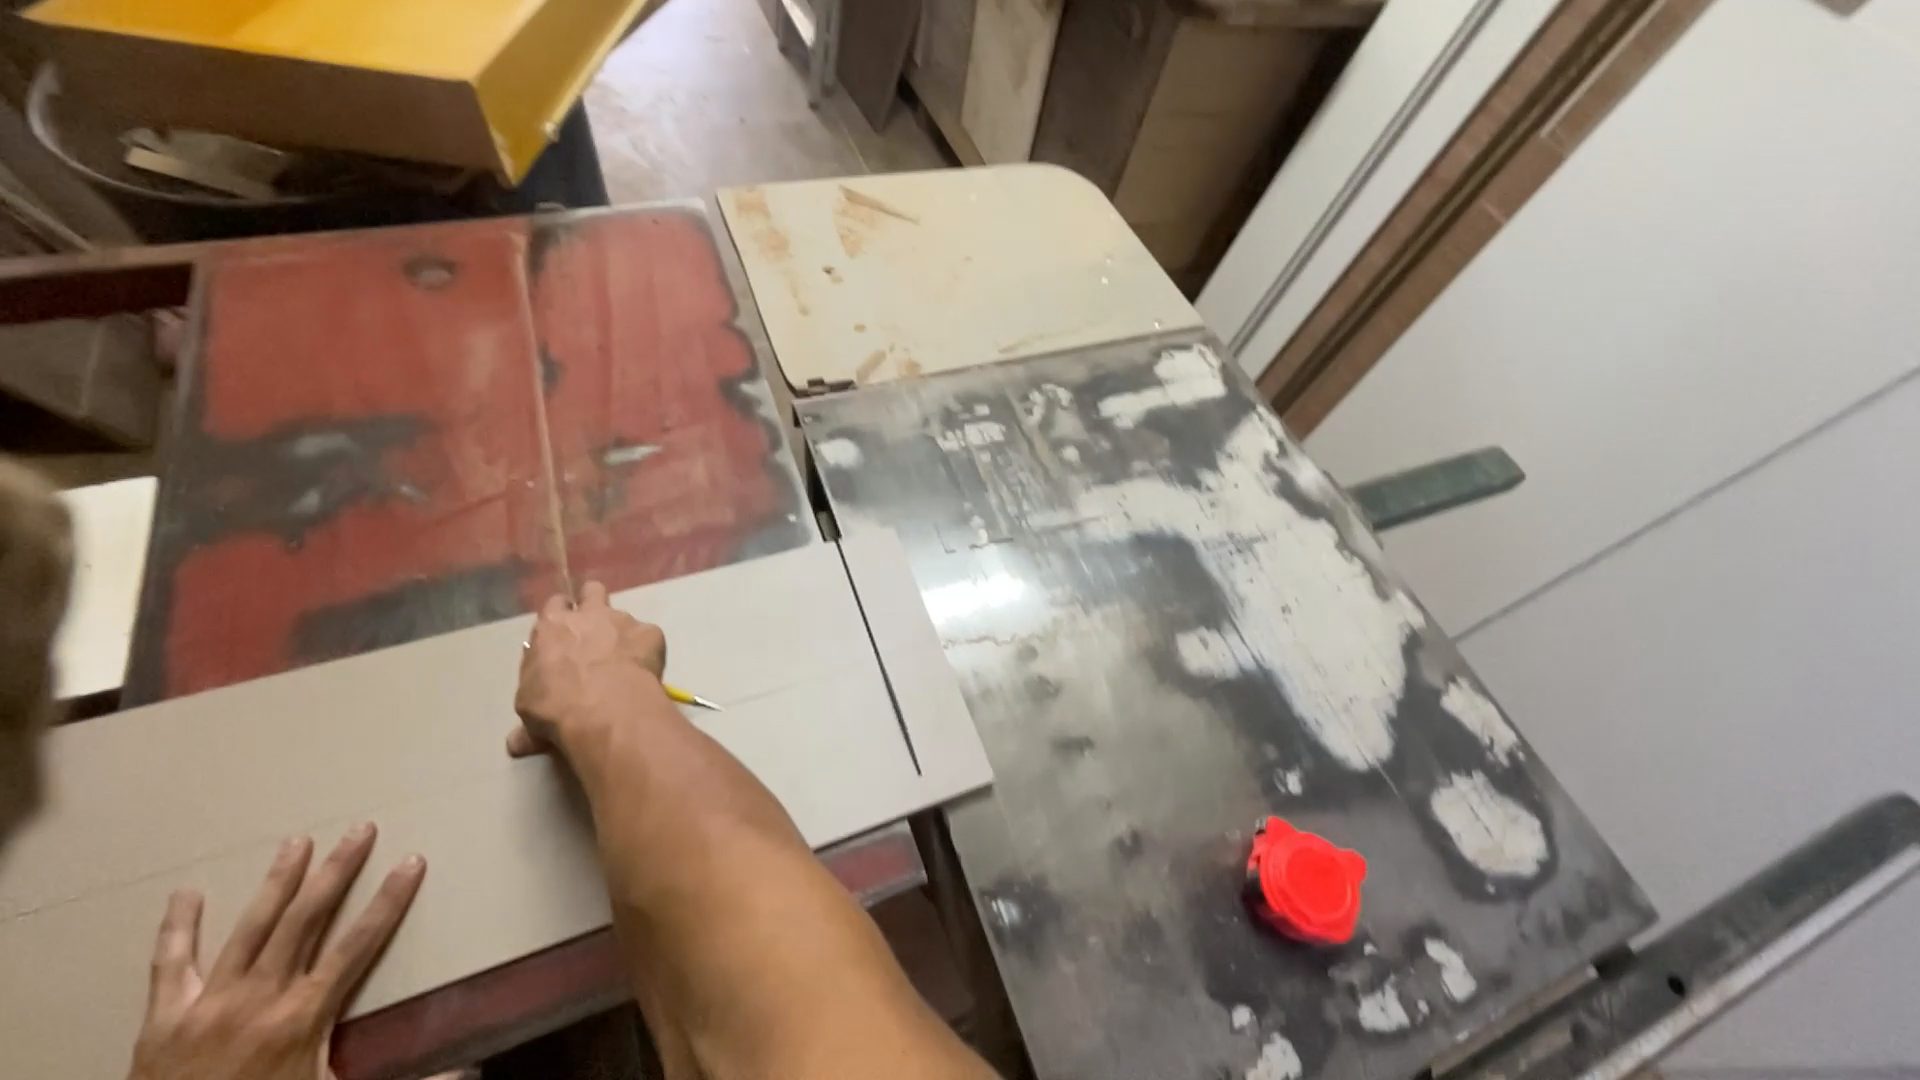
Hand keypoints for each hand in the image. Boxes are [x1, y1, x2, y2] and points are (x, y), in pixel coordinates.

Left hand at [128, 825, 425, 1079]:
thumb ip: (401, 1078)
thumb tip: (470, 1071)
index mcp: (303, 1016)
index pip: (358, 944)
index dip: (389, 901)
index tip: (411, 863)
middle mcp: (259, 998)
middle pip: (305, 920)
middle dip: (337, 871)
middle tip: (361, 829)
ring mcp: (208, 1003)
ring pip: (250, 928)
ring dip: (278, 882)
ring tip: (298, 842)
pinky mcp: (162, 1019)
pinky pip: (169, 965)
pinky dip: (178, 928)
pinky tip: (187, 893)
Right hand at [511, 581, 668, 758]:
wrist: (606, 709)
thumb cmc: (556, 707)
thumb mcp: (529, 709)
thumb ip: (529, 715)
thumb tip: (518, 741)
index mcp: (552, 626)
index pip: (554, 606)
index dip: (561, 616)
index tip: (564, 633)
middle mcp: (588, 615)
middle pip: (592, 592)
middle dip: (594, 602)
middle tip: (597, 627)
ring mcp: (623, 620)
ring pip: (623, 615)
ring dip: (622, 633)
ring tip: (625, 660)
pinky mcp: (651, 633)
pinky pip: (649, 638)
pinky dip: (647, 651)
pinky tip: (645, 671)